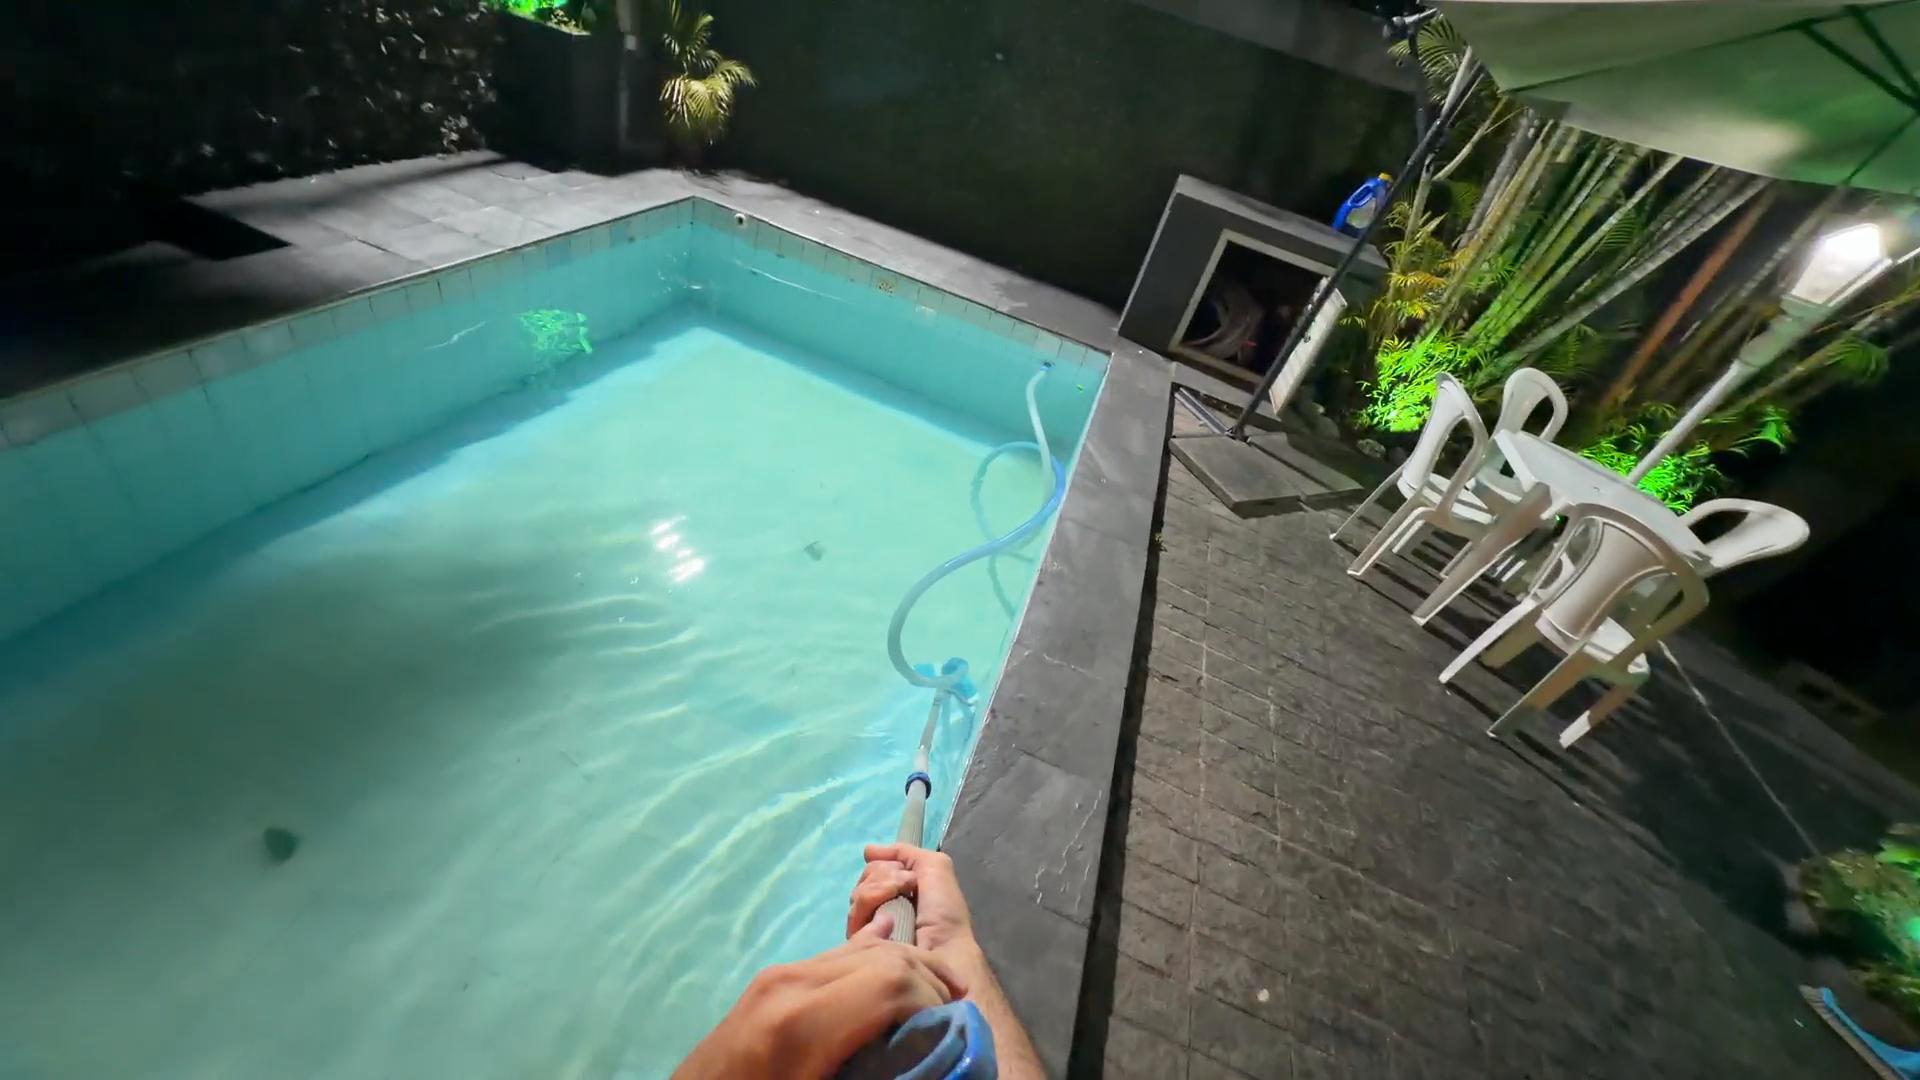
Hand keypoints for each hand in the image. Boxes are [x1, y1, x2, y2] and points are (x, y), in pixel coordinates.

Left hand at [669, 924, 966, 1079]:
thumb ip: (874, 1066)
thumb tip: (924, 1052)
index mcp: (799, 1023)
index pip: (890, 979)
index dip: (931, 1002)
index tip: (951, 1035)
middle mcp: (790, 982)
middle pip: (882, 957)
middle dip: (927, 980)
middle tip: (957, 1014)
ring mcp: (778, 976)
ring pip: (862, 949)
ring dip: (906, 967)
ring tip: (937, 995)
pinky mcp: (771, 981)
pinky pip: (836, 956)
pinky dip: (874, 959)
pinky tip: (895, 954)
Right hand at [846, 844, 974, 955]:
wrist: (944, 951)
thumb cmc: (944, 911)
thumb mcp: (934, 867)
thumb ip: (903, 852)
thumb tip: (867, 850)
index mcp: (894, 892)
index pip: (873, 869)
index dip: (888, 866)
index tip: (909, 874)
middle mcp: (878, 908)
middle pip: (863, 880)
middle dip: (886, 877)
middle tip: (908, 888)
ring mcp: (867, 928)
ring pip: (857, 895)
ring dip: (881, 889)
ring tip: (901, 903)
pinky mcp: (859, 945)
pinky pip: (855, 914)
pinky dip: (872, 903)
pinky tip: (888, 918)